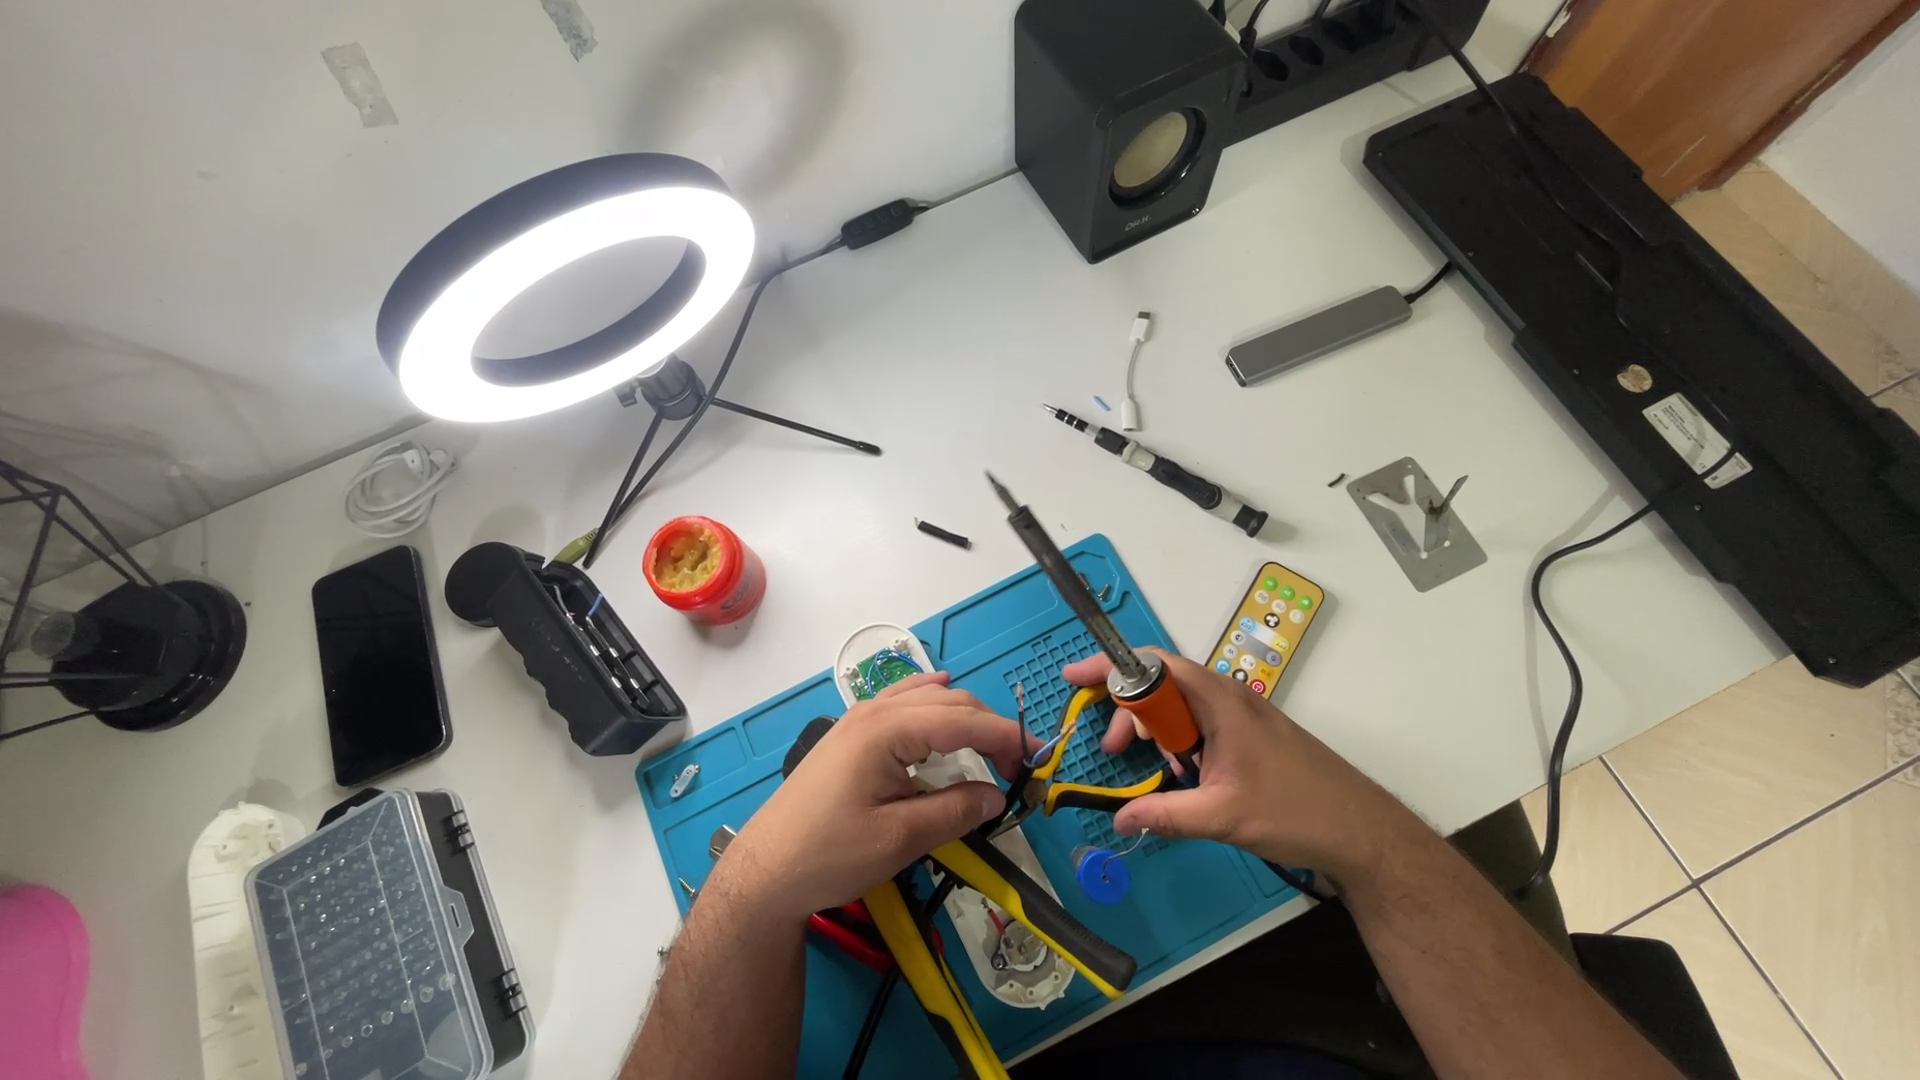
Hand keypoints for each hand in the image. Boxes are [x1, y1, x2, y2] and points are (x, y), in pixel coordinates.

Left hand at [710, 673, 1026, 921]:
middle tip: (1016, 770)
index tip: (1035, 765)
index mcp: (888, 729)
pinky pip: (901, 702)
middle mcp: (875, 712)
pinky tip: (940, 693)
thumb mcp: (898, 840)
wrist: (764, 871)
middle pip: (949, 703)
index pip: (962, 720)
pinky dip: (929, 700)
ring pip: (926, 699)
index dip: (1005, 739)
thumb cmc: (828, 854)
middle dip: (989, 729)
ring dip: (964, 717)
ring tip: (990, 748)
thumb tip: (997, 796)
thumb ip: (954, 812)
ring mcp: (859, 719)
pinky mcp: (851, 735)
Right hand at [1063, 650, 1422, 885]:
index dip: (1110, 666)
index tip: (1074, 679)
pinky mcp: (1247, 734)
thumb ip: (1164, 815)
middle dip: (1129, 711)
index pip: (1153, 664)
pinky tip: (1182, 774)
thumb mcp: (1221, 817)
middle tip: (1115, 751)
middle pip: (1160, 684)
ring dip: (1155, 730)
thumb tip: (1118, 822)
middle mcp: (1226, 696)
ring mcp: (1239, 714)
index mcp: (1218, 700)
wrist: (1361, 830)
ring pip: (1179, 706)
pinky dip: (1178, 741)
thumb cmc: (1294, 811)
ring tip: (1150, 767)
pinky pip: (1198, 723)